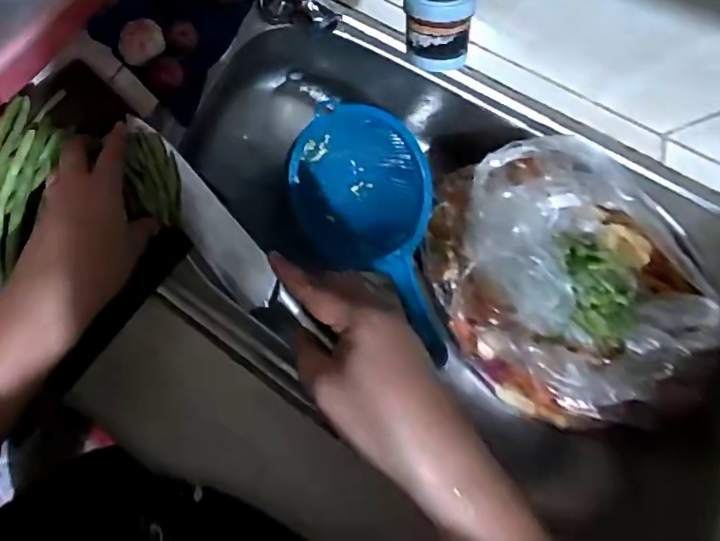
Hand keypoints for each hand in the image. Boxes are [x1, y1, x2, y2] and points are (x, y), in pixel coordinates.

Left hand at [1, 124, 158, 353]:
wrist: (48, 291)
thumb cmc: (98, 269)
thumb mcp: (129, 253)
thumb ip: (140, 232)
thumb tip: (152, 221)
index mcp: (102, 186)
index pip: (110, 152)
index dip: (117, 137)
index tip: (121, 126)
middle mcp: (75, 183)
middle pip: (74, 147)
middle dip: (86, 141)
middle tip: (99, 148)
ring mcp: (53, 196)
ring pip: (60, 166)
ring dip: (72, 163)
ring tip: (87, 175)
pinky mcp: (39, 211)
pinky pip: (53, 187)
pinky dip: (64, 184)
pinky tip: (74, 201)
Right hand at [273, 256, 545, 540]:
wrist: (447, 464)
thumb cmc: (378, 420)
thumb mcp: (324, 387)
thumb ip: (305, 350)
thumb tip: (305, 333)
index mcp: (361, 316)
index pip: (315, 289)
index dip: (290, 274)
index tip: (272, 254)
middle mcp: (383, 313)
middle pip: (342, 284)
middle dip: (315, 280)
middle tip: (289, 284)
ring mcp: (402, 330)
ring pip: (360, 297)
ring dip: (334, 295)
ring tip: (311, 305)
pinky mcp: (410, 349)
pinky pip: (371, 313)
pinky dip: (350, 310)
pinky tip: (341, 327)